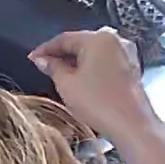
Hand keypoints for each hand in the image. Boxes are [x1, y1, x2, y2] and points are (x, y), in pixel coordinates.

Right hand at [29, 28, 164, 146]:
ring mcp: (125, 55)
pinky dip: (90, 69)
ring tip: (59, 77)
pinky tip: (79, 82)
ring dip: (75, 62)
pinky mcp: (130, 69)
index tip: (33, 57)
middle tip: (43, 66)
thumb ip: (52, 67)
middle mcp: (115, 41)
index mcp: (98, 39)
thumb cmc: (101, 104)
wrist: (131, 125)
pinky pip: (104, 62)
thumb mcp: (66, 84)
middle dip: (60, 55)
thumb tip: (43, 60)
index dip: (45, 49)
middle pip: (80, 43)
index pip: (64, 38)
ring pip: (93, 53)